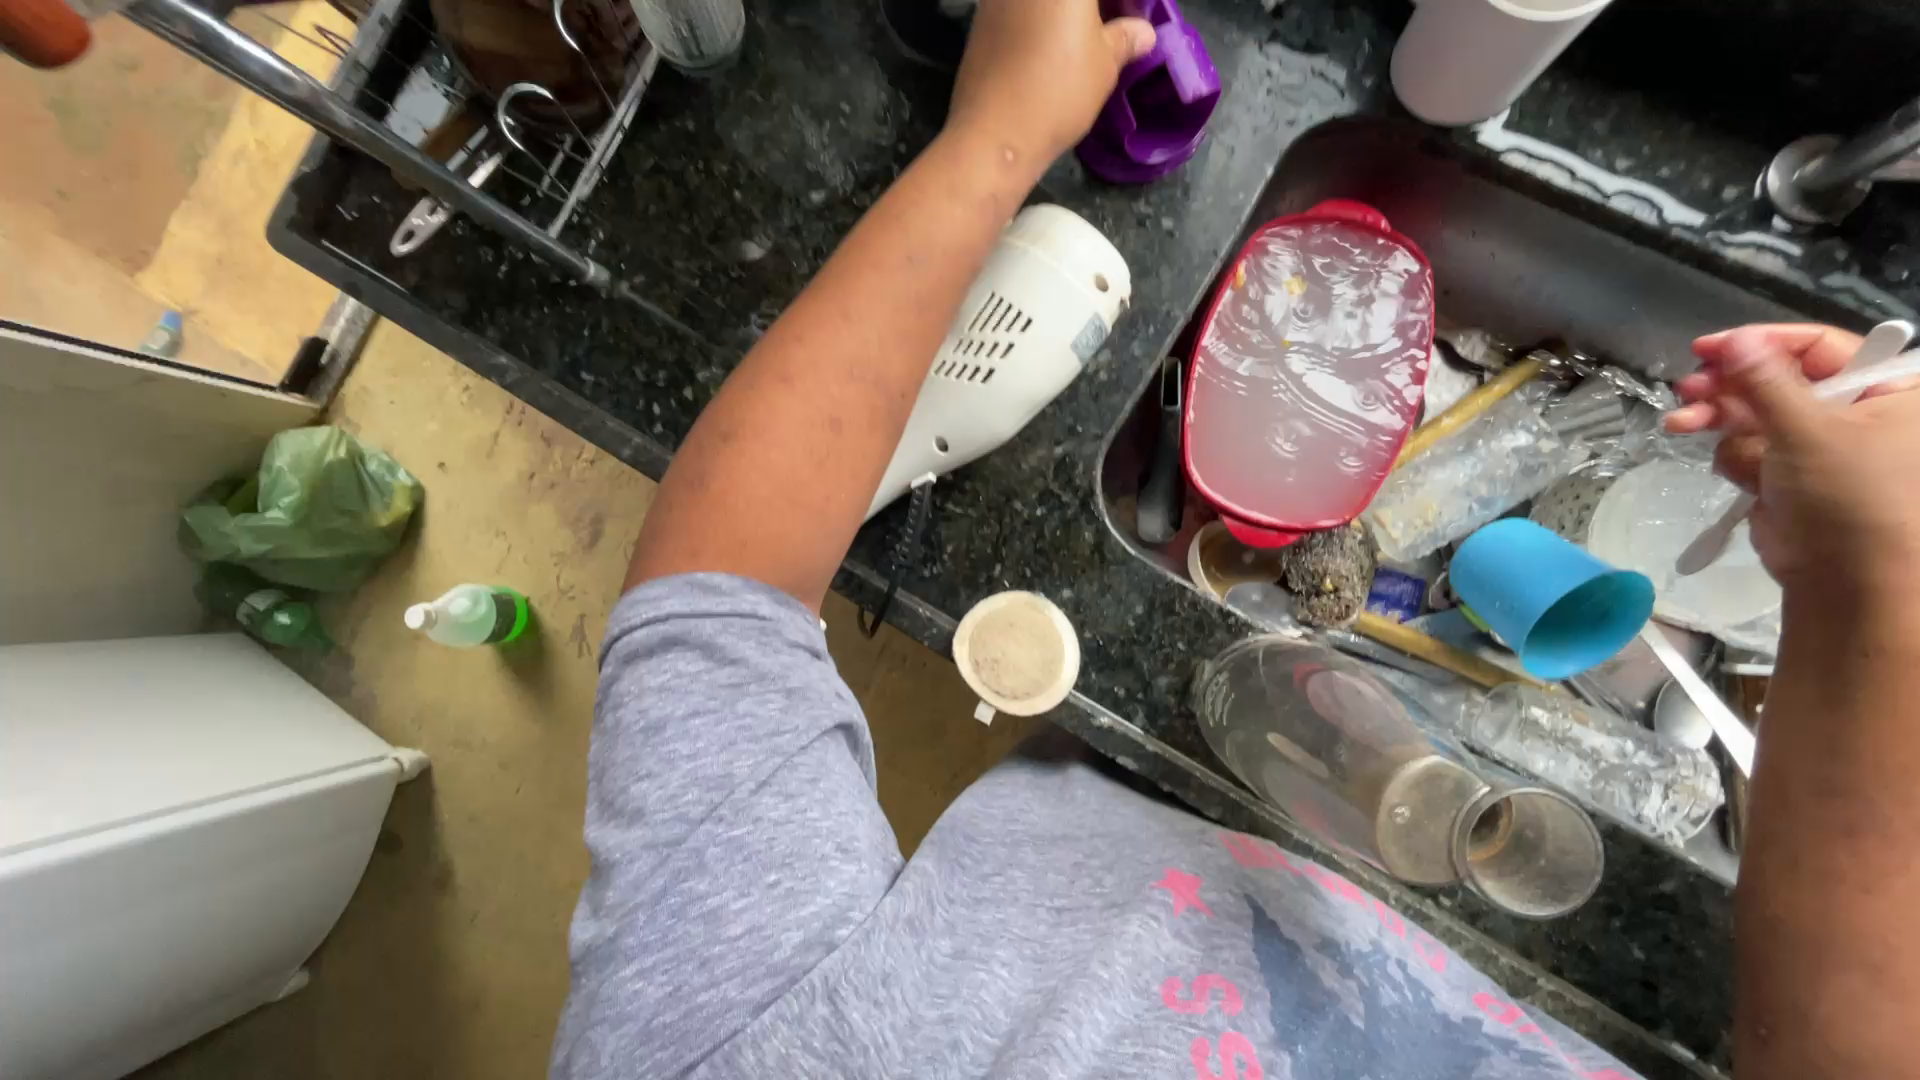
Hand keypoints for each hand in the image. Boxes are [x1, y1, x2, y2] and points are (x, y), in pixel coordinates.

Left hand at [948, 0, 1155, 163]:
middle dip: (1091, 8)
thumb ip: (1123, 39)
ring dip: (1061, 13)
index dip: (1120, 6)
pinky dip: (1036, 21)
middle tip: (1109, 28)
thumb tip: (1143, 32)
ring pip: (1040, 3)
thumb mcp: (1104, 66)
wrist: (993, 136)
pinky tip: (1047, 48)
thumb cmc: (1057, 93)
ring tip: (1080, 39)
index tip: (1130, 17)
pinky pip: (1018, 10)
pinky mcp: (980, 20)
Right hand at [1664, 323, 1919, 596]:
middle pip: (1777, 380)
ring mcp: (1819, 441)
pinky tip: (1732, 468)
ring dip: (1716, 420)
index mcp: (1889, 389)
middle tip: (1687, 391)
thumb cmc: (1851, 493)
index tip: (1706, 349)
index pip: (1819, 347)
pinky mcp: (1787, 469)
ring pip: (1751, 414)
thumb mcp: (1809, 430)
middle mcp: (1858, 409)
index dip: (1762, 343)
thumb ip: (1766, 382)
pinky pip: (1747, 447)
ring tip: (1681, 426)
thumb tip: (1734, 340)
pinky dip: (1734, 455)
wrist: (1847, 573)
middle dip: (1728, 388)